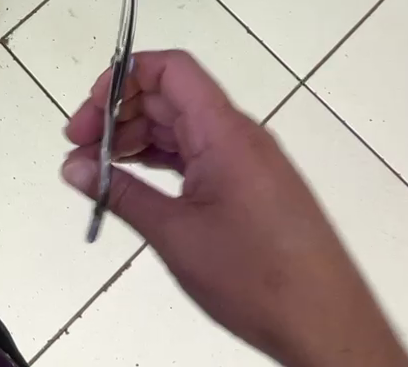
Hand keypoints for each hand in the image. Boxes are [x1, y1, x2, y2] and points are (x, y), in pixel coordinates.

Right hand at [61, 51, 407, 366]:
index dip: (123, 76)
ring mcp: (247, 162)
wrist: (337, 339)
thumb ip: (118, 192)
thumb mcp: (175, 235)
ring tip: (97, 169)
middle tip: (78, 148)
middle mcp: (238, 136)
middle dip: (116, 115)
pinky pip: (195, 153)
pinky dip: (159, 159)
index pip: (170, 69)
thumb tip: (70, 166)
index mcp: (225, 133)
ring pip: (178, 126)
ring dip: (133, 139)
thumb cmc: (257, 279)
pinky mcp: (251, 187)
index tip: (90, 111)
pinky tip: (134, 182)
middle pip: (167, 97)